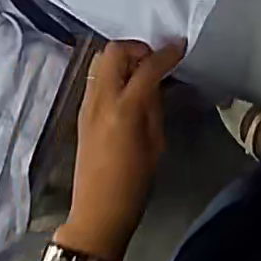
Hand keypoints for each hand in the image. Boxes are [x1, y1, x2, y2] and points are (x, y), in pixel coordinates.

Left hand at [58, 39, 185, 260]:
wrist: (97, 213)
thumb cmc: (134, 184)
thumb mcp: (156, 144)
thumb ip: (154, 106)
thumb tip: (155, 82)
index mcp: (125, 109)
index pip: (147, 67)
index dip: (166, 54)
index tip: (179, 47)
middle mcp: (102, 98)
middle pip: (116, 50)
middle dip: (137, 48)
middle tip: (153, 61)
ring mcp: (87, 102)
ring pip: (101, 58)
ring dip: (122, 57)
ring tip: (139, 72)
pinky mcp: (81, 109)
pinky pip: (96, 75)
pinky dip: (112, 70)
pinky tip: (125, 87)